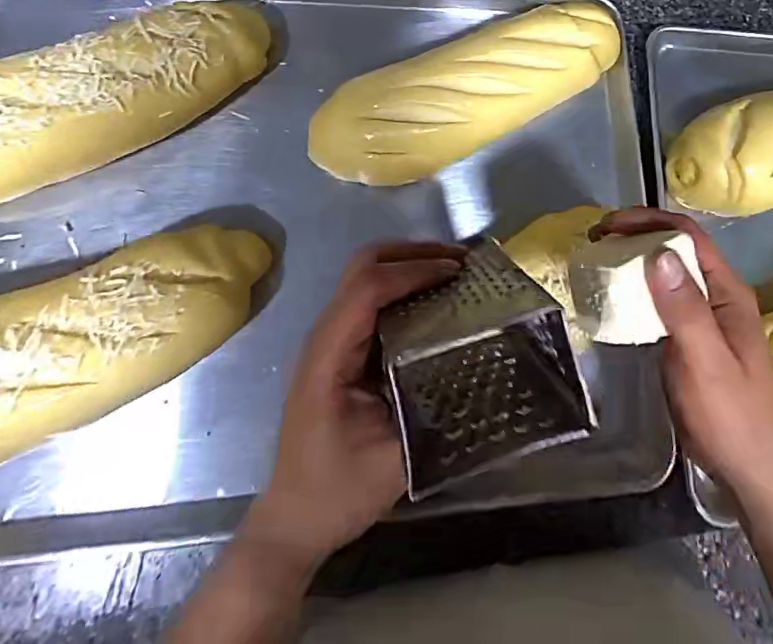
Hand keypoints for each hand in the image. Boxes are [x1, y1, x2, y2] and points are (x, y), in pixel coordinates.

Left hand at [244, 240, 465, 563]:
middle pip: (362, 267)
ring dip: (408, 265)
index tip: (458, 274)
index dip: (413, 272)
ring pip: (365, 277)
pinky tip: (434, 300)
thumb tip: (478, 366)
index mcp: (328, 356)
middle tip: (460, 261)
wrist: (294, 519)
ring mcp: (329, 341)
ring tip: (455, 272)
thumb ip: (433, 411)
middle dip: (411, 253)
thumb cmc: (337, 492)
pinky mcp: (340, 351)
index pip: (367, 289)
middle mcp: (324, 337)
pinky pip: (370, 301)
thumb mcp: (393, 460)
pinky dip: (403, 287)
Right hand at [591, 208, 772, 503]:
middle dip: (636, 237)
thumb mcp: (706, 361)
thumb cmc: (731, 416)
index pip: (688, 236)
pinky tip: (614, 301)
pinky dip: (636, 291)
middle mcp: (718, 298)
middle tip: (594, 244)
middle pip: (676, 249)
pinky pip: (661, 302)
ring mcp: (705, 319)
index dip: (648, 221)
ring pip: (667, 274)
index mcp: (729, 294)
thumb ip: (684, 308)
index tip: (607, 228)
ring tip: (597, 265)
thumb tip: (657, 252)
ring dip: (634, 262)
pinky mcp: (690, 339)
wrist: (750, 471)